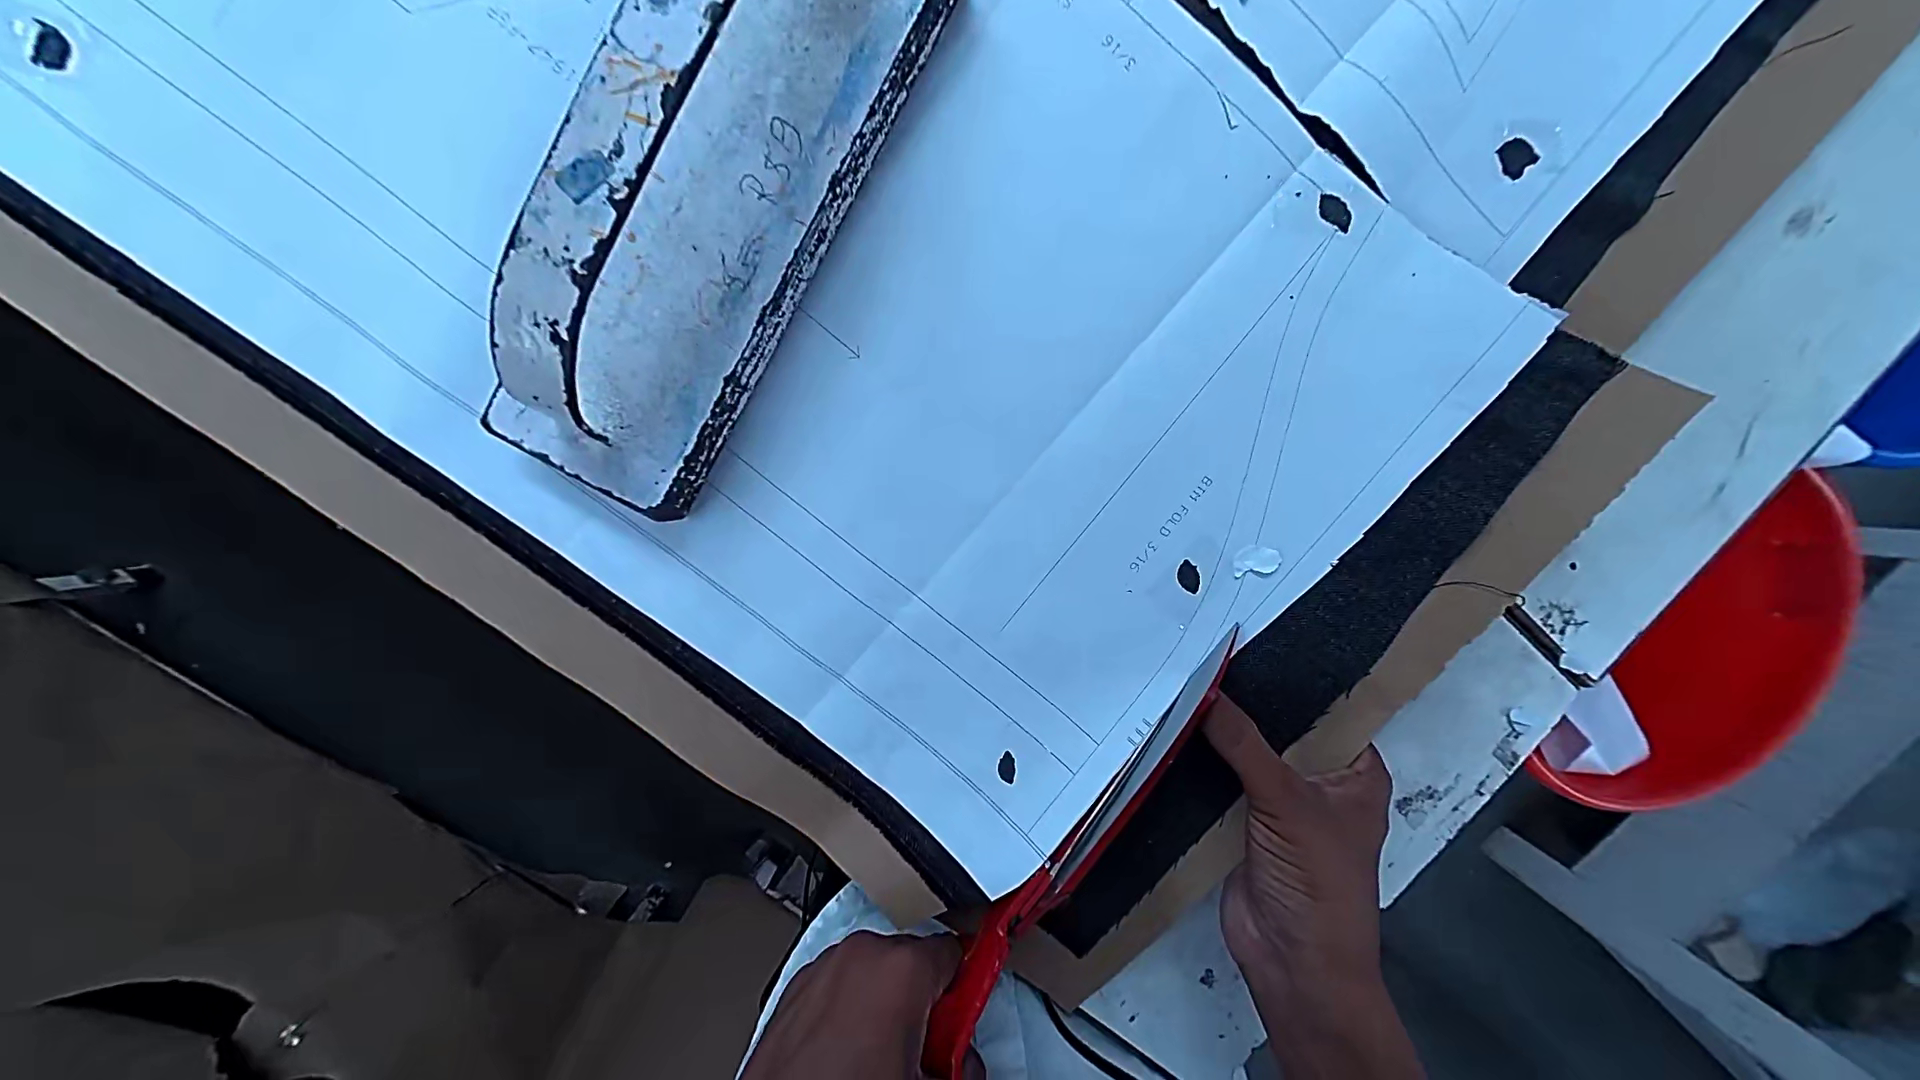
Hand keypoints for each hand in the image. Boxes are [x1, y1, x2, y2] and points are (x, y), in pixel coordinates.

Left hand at [740, 930, 984, 1078]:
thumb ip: (962, 1064)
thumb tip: (964, 1063)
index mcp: (902, 968)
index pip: (956, 952)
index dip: (966, 986)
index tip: (967, 1007)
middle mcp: (863, 953)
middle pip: (914, 962)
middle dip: (924, 1000)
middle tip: (924, 1048)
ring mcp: (825, 965)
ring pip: (875, 971)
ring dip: (884, 1003)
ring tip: (879, 1056)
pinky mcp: (796, 986)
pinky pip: (840, 984)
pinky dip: (848, 1008)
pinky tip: (847, 1052)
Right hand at [1205, 697, 1423, 1078]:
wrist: (1290, 962)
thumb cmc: (1319, 886)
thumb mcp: (1287, 802)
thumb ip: (1245, 744)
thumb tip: (1208, 692)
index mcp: (1353, 770)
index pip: (1321, 709)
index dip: (1286, 679)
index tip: (1244, 646)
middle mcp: (1316, 778)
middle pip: (1275, 727)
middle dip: (1242, 702)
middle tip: (1202, 660)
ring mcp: (1275, 798)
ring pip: (1243, 750)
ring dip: (1215, 731)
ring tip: (1181, 685)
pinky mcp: (1239, 816)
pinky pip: (1218, 776)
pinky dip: (1197, 758)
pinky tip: (1173, 730)